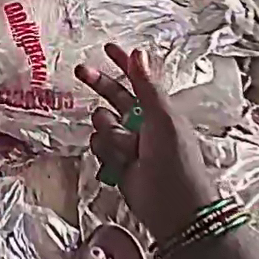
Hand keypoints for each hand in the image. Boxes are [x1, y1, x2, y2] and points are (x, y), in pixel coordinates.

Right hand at [76, 44, 217, 241]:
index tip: (107, 49)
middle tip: (81, 71)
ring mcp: (127, 142)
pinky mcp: (115, 160)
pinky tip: (121, 162)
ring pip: (101, 122)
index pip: (137, 80)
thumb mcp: (164, 119)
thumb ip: (147, 86)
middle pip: (113, 96)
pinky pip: (98, 144)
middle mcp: (141, 123)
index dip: (123, 64)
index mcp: (158, 111)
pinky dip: (107, 151)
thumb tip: (138, 53)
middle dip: (99, 84)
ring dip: (110, 132)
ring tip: (127, 148)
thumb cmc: (176, 161)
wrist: (175, 209)